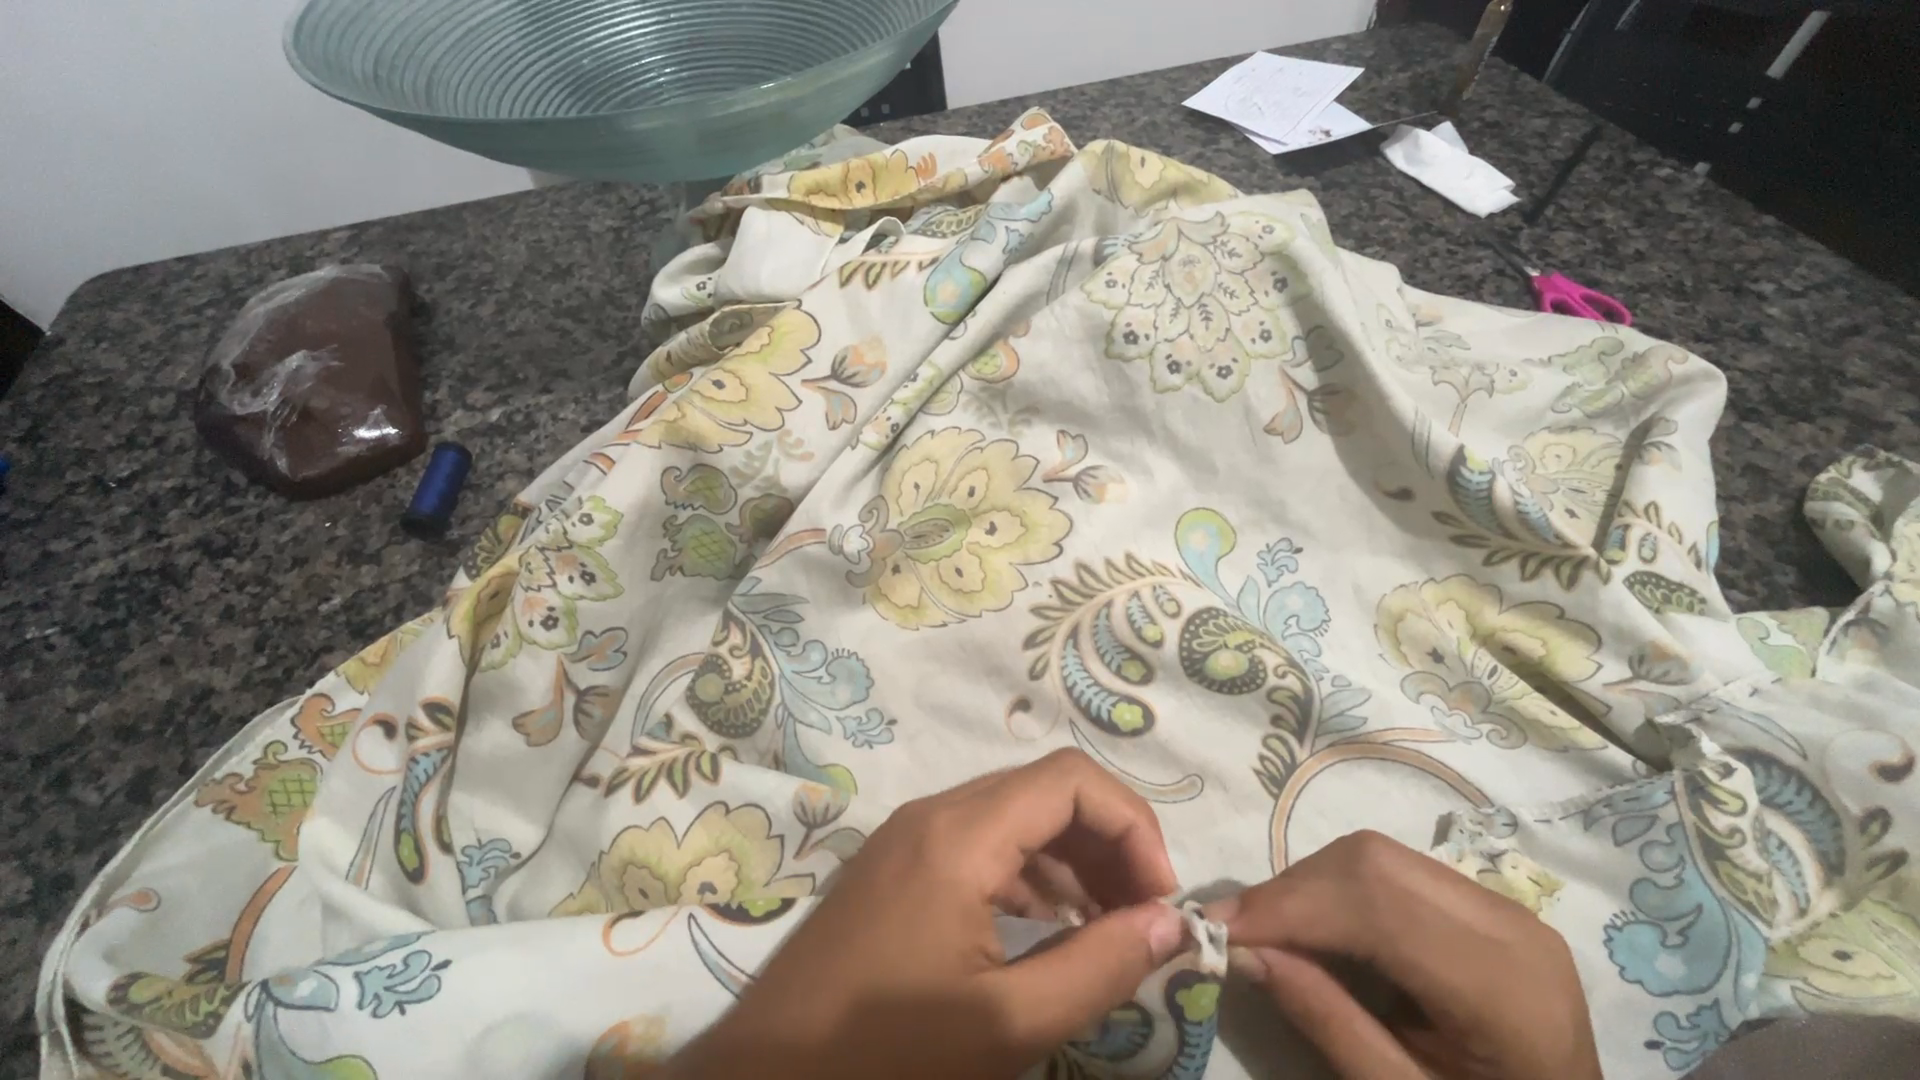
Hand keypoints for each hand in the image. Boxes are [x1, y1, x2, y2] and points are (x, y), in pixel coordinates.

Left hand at [664, 749, 1189, 1078]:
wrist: (764, 1078)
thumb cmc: (887, 1053)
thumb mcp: (1006, 1026)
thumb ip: (1098, 967)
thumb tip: (1170, 923)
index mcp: (960, 834)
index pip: (1071, 780)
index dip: (1132, 826)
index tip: (1160, 900)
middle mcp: (933, 813)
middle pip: (1044, 790)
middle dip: (1107, 843)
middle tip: (1142, 917)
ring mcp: (908, 836)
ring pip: (1013, 815)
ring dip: (1070, 859)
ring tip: (1106, 926)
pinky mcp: (895, 865)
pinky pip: (979, 844)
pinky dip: (1028, 874)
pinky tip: (1046, 927)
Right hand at [1204, 830, 1600, 1079]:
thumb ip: (1328, 1023)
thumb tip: (1246, 951)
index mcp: (1505, 989)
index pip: (1375, 906)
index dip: (1287, 907)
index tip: (1215, 928)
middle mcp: (1509, 926)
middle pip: (1370, 863)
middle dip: (1289, 891)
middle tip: (1231, 930)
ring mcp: (1502, 908)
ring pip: (1374, 854)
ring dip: (1307, 885)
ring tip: (1266, 931)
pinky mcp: (1485, 904)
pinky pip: (1390, 868)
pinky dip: (1334, 888)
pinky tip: (1311, 926)